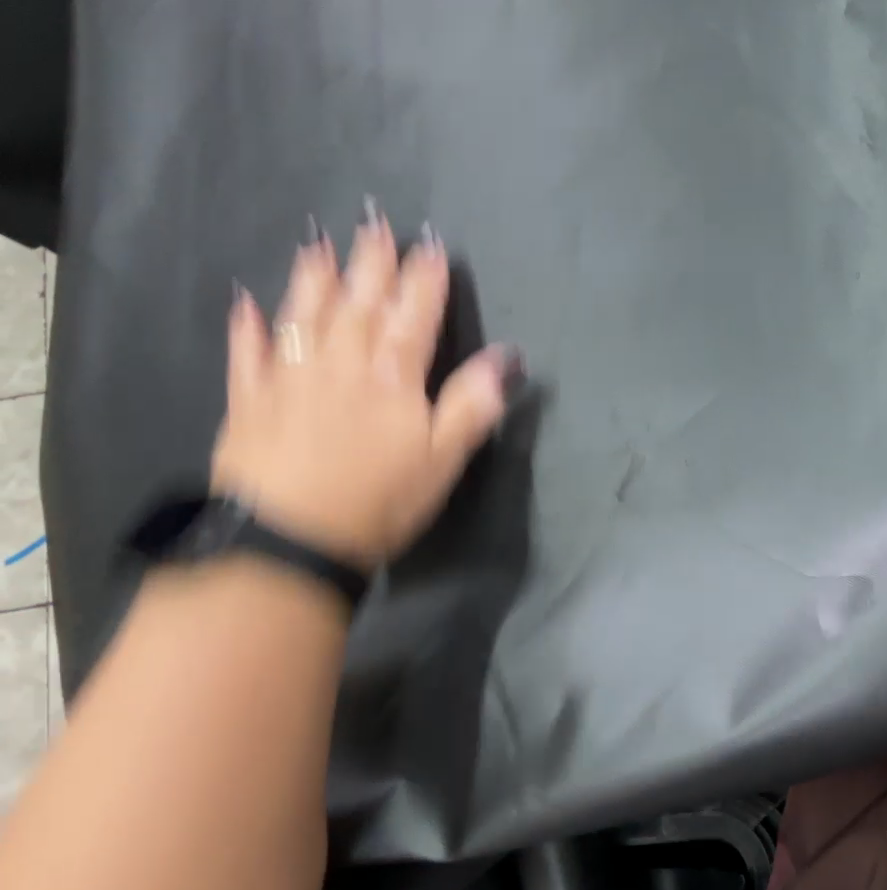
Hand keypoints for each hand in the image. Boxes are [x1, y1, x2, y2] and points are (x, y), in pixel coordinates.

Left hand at [214, 210, 519, 567]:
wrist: (290, 535)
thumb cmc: (383, 498)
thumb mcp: (446, 457)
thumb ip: (474, 403)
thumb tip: (507, 357)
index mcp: (393, 378)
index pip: (414, 318)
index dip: (424, 281)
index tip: (430, 246)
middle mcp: (339, 365)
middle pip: (358, 306)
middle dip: (370, 265)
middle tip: (373, 225)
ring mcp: (288, 380)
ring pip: (304, 318)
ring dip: (313, 280)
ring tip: (318, 247)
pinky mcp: (250, 402)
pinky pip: (248, 354)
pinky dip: (249, 326)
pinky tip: (248, 304)